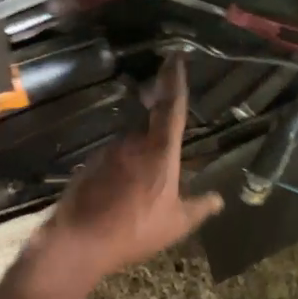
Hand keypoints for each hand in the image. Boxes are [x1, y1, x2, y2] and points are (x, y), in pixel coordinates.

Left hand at [24, 57, 223, 298]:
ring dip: (139, 156)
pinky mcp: (89, 165)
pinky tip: (121, 194)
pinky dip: (121, 169)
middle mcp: (131, 142)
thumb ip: (198, 208)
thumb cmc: (134, 231)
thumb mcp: (176, 224)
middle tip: (166, 151)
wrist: (79, 241)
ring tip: (143, 187)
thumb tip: (218, 199)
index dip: (175, 80)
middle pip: (149, 125)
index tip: (176, 57)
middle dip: (158, 132)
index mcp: (159, 151)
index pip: (171, 107)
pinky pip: (113, 159)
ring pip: (130, 144)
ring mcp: (107, 152)